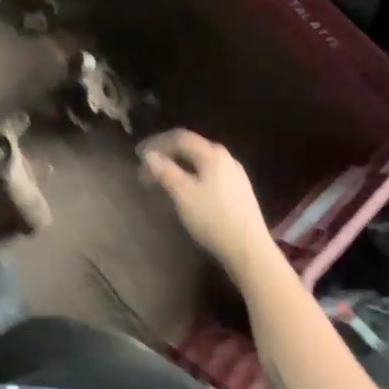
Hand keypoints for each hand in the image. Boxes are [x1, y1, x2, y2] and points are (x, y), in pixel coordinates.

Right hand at [140, 129, 273, 273]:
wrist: (250, 251)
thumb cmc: (213, 219)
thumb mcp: (183, 194)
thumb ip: (165, 171)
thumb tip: (149, 155)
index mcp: (212, 154)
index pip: (179, 138)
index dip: (156, 142)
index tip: (137, 154)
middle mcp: (225, 158)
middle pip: (190, 147)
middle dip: (166, 154)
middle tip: (147, 167)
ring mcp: (235, 175)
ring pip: (200, 162)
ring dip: (178, 166)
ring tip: (162, 178)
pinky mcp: (239, 191)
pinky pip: (208, 173)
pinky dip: (191, 175)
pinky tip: (185, 189)